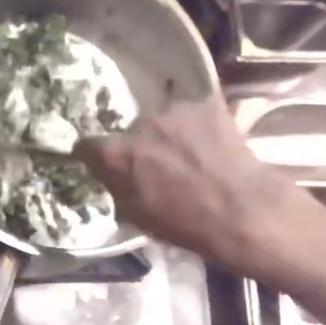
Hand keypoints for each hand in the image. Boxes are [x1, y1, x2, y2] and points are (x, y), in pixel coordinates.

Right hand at [77, 98, 303, 265]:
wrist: (238, 209)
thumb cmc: (180, 222)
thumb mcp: (133, 213)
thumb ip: (116, 185)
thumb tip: (111, 174)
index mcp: (115, 154)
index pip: (86, 146)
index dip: (92, 155)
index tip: (99, 163)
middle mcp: (139, 122)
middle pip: (130, 130)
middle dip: (137, 144)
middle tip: (155, 164)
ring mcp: (175, 109)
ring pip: (162, 119)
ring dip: (166, 133)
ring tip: (186, 153)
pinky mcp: (207, 102)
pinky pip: (192, 111)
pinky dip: (195, 124)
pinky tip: (207, 142)